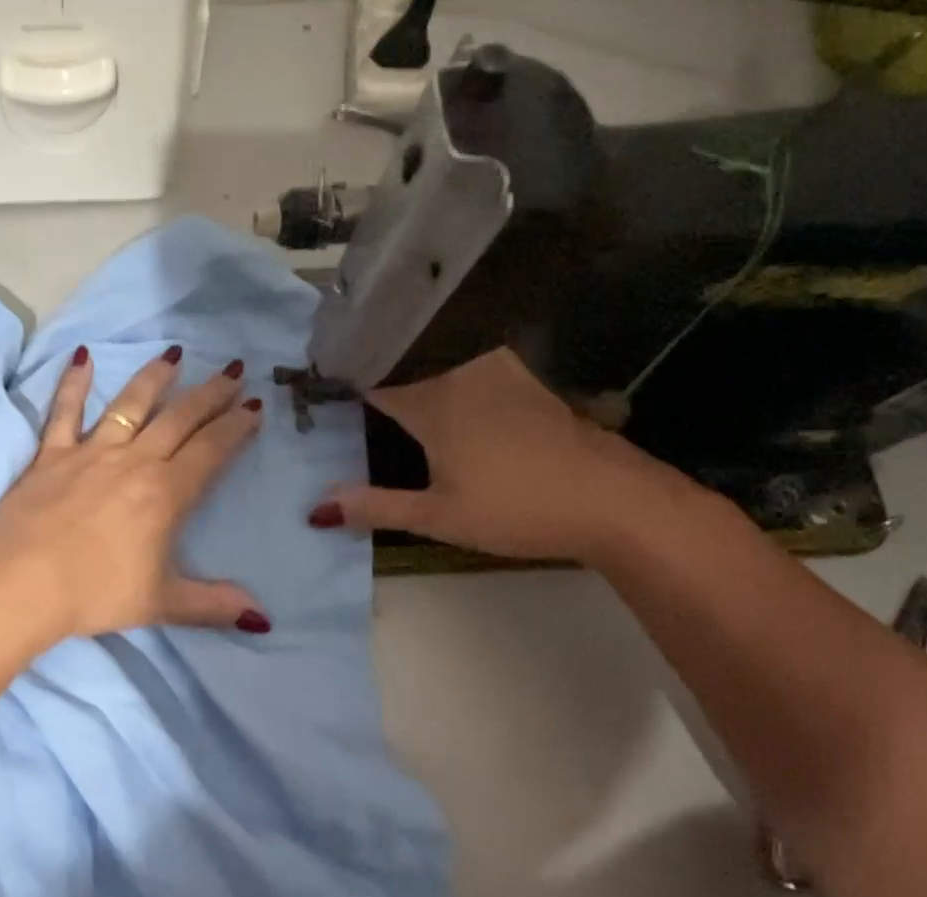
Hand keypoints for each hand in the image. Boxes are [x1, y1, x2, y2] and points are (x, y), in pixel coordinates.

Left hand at [0, 345, 268, 644]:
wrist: (19, 584)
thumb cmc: (94, 595)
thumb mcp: (160, 604)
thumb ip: (212, 604)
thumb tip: (261, 619)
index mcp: (166, 494)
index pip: (211, 451)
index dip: (236, 427)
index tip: (255, 405)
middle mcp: (133, 462)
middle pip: (179, 419)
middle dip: (210, 394)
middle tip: (233, 372)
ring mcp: (89, 453)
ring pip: (130, 405)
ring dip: (154, 378)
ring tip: (174, 354)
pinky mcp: (49, 455)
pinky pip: (64, 411)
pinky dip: (73, 383)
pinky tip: (82, 356)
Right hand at [308, 347, 672, 561]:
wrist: (612, 500)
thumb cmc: (517, 508)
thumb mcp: (438, 517)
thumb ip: (375, 507)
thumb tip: (316, 508)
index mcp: (432, 400)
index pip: (372, 372)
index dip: (340, 371)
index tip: (314, 376)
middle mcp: (461, 372)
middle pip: (404, 350)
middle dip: (371, 355)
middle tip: (339, 365)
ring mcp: (498, 371)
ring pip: (439, 349)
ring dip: (409, 353)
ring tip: (380, 365)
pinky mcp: (524, 381)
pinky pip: (466, 357)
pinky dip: (441, 361)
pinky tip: (437, 380)